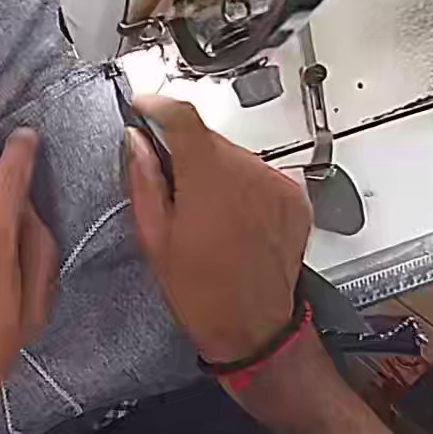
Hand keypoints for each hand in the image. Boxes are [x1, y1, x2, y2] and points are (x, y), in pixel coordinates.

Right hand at [124, 95, 311, 363]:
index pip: (183, 117)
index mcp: (208, 182)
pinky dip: (242, 184)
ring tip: (205, 211)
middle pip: (209, 136)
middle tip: (172, 182)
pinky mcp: (295, 197)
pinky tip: (232, 216)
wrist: (254, 328)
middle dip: (186, 150)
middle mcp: (248, 175)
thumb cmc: (204, 294)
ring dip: (215, 169)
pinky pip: (259, 173)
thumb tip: (137, 143)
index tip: (145, 105)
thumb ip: (145, 182)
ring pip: (235, 154)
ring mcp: (276, 185)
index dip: (158, 105)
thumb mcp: (156, 240)